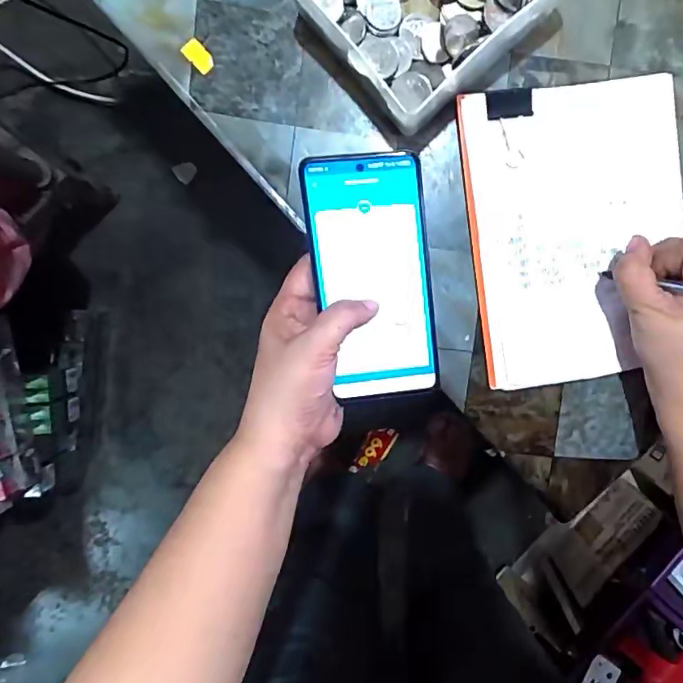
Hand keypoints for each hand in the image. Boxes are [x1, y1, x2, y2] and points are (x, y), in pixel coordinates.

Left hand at [234, 256, 377, 466]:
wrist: (288, 440)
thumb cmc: (288, 390)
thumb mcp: (312, 345)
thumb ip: (341, 318)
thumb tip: (370, 303)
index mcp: (286, 313)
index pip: (306, 272)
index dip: (328, 255)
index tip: (356, 241)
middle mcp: (303, 325)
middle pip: (331, 294)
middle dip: (355, 283)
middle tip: (386, 266)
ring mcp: (320, 347)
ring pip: (347, 321)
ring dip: (367, 312)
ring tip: (396, 293)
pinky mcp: (337, 367)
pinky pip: (357, 345)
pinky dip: (373, 337)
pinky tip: (394, 328)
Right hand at [613, 234, 682, 411]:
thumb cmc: (668, 354)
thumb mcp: (643, 311)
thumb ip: (633, 272)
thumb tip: (635, 243)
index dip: (662, 257)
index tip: (648, 285)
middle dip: (664, 264)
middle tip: (650, 293)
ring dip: (667, 273)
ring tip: (659, 300)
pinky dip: (674, 282)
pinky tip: (669, 304)